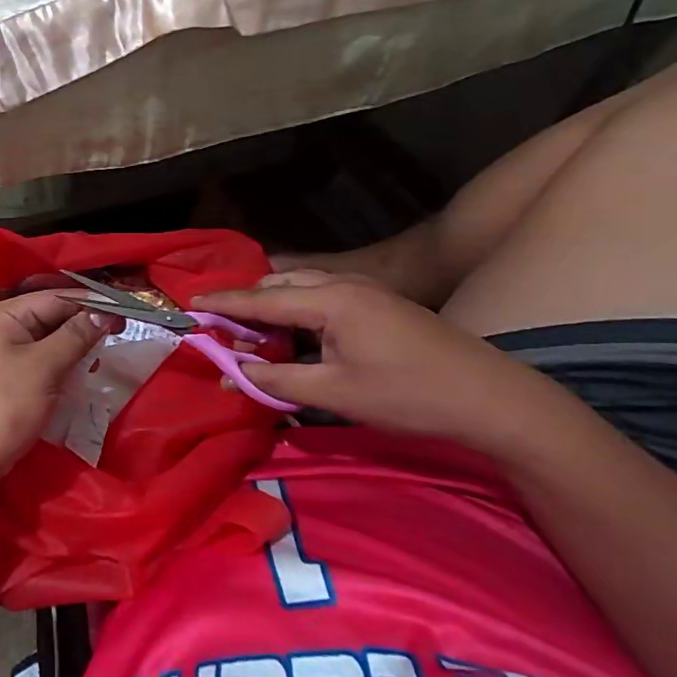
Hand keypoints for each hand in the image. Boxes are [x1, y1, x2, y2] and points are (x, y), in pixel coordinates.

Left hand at [0, 291, 114, 485]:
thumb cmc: (3, 408)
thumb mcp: (45, 367)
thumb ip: (77, 335)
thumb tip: (106, 311)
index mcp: (4, 315)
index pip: (57, 296)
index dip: (93, 302)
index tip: (129, 310)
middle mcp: (1, 327)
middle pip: (53, 314)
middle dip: (86, 323)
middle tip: (121, 333)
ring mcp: (1, 353)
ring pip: (50, 339)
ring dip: (77, 346)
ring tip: (101, 357)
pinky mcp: (7, 378)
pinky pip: (42, 360)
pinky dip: (63, 364)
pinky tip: (80, 374)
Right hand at [194, 271, 537, 449]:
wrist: (485, 393)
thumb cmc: (407, 395)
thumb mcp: (335, 392)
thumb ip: (277, 380)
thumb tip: (232, 372)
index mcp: (330, 299)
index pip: (263, 297)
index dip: (224, 302)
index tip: (191, 303)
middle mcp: (345, 283)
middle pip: (282, 282)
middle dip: (248, 301)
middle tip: (221, 326)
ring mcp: (367, 289)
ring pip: (305, 285)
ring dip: (275, 304)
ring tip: (253, 332)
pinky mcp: (381, 301)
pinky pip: (325, 294)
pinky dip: (300, 308)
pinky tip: (297, 332)